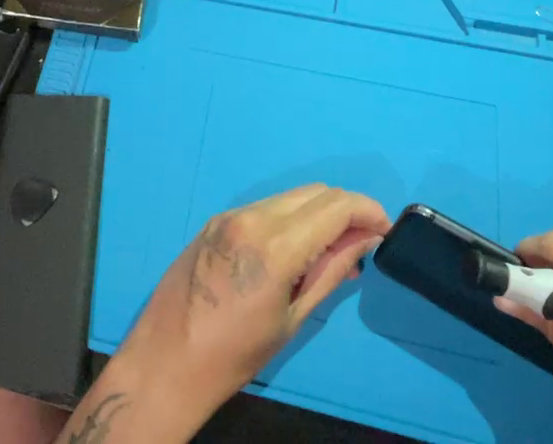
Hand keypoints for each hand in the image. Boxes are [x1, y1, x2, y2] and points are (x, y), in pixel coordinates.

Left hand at [58, 185, 389, 442]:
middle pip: (315, 193)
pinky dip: (290, 218)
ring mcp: (229, 215)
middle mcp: (251, 217)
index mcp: (274, 244)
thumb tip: (363, 240)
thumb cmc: (235, 353)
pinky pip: (265, 207)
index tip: (386, 230)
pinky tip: (296, 249)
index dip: (368, 211)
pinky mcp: (215, 220)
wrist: (167, 359)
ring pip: (290, 197)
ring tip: (332, 251)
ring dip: (318, 213)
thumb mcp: (293, 317)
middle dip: (346, 209)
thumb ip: (330, 271)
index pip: (335, 206)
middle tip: (364, 242)